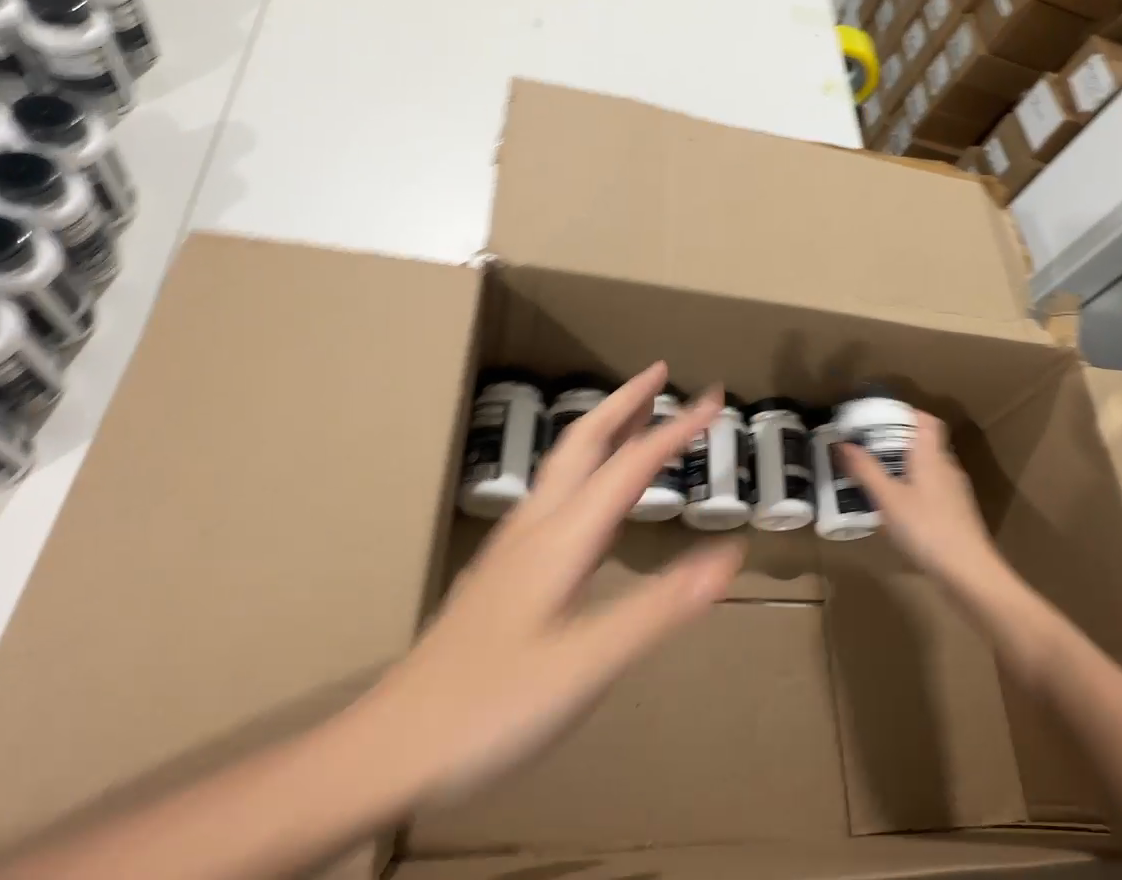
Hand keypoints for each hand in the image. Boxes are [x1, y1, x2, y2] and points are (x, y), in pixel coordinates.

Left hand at [352, 363, 745, 809]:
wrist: (392, 746)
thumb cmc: (491, 709)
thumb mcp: (586, 665)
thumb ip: (658, 609)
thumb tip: (729, 555)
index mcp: (560, 542)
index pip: (626, 468)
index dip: (674, 431)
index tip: (713, 400)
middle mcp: (535, 531)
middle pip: (581, 446)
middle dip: (624, 405)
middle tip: (663, 375)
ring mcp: (512, 552)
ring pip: (564, 471)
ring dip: (604, 435)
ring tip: (638, 422)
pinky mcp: (503, 577)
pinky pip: (555, 502)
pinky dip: (587, 476)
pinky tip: (593, 506)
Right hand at [838, 413, 1011, 595]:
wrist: (968, 571)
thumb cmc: (926, 528)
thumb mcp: (888, 499)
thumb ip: (866, 470)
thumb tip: (843, 443)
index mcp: (932, 456)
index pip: (926, 420)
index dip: (905, 414)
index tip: (879, 417)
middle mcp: (947, 467)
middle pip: (925, 443)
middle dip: (897, 441)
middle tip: (867, 447)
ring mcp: (955, 492)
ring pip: (928, 468)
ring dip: (904, 466)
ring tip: (876, 476)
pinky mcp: (956, 513)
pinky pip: (932, 489)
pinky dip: (913, 488)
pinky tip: (897, 508)